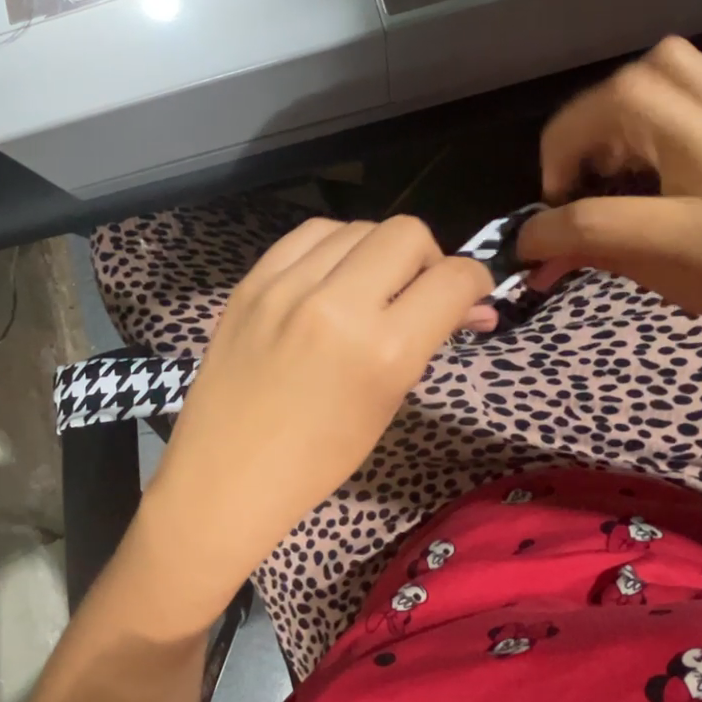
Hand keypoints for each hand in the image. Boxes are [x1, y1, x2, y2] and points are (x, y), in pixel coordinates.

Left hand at [146, 216, 493, 572]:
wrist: (227, 474)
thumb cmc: (319, 457)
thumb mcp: (387, 400)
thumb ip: (427, 340)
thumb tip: (470, 303)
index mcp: (383, 350)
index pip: (453, 279)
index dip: (475, 282)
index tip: (469, 296)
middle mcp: (338, 305)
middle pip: (408, 234)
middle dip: (428, 259)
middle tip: (416, 293)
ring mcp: (287, 287)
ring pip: (358, 227)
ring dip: (379, 251)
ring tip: (370, 286)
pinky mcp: (252, 281)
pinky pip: (309, 235)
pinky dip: (333, 247)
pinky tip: (330, 276)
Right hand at [517, 37, 701, 373]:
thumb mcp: (685, 292)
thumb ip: (608, 258)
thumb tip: (546, 248)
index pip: (596, 218)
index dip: (543, 232)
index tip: (524, 243)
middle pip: (622, 104)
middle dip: (568, 139)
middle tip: (564, 183)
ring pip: (656, 67)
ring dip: (606, 105)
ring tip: (604, 152)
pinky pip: (689, 72)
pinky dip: (644, 96)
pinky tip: (644, 142)